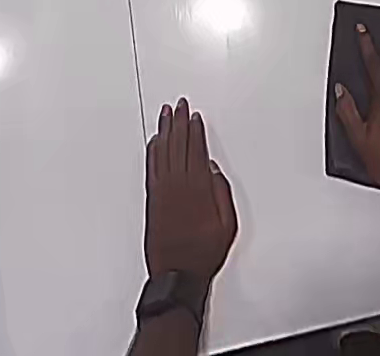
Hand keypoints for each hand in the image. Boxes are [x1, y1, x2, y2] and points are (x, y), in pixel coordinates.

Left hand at [144, 97, 237, 282]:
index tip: (195, 115)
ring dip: (165, 128)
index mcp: (198, 187)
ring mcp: (163, 188)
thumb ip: (220, 191)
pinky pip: (151, 165)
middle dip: (180, 121)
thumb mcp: (227, 224)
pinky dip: (153, 149)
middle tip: (180, 104)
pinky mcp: (152, 196)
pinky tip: (154, 139)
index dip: (195, 129)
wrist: (177, 274)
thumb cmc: (203, 251)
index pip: (195, 148)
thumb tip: (211, 168)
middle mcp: (178, 183)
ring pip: (163, 149)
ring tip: (166, 112)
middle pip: (178, 142)